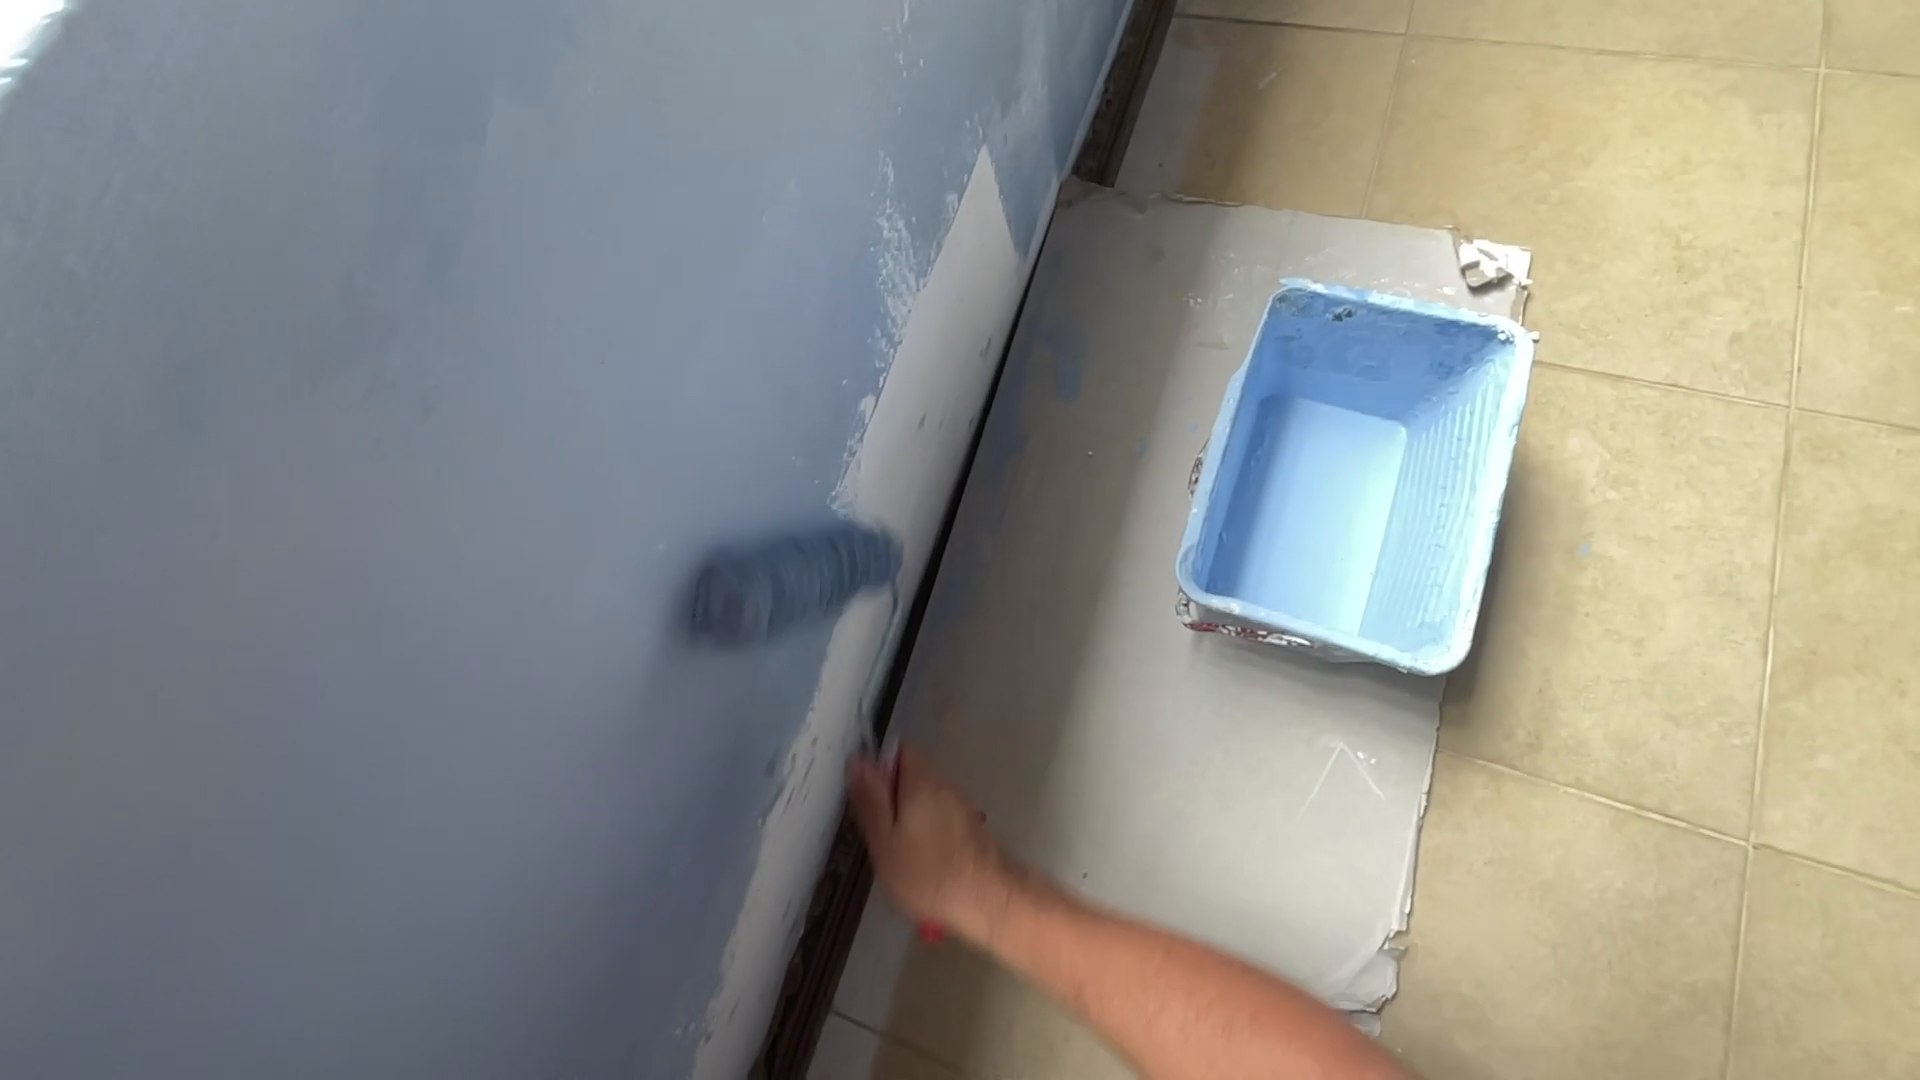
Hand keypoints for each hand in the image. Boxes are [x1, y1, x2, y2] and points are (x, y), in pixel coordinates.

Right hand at [846, 746, 1011, 941]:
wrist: (990, 902)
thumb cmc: (929, 874)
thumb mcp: (885, 841)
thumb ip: (871, 799)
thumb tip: (857, 760)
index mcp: (922, 782)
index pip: (900, 750)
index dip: (879, 767)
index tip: (869, 797)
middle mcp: (945, 786)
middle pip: (913, 776)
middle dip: (894, 798)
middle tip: (881, 834)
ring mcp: (961, 807)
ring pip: (927, 800)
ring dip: (911, 819)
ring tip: (900, 855)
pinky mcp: (971, 829)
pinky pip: (941, 819)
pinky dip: (929, 834)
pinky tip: (924, 864)